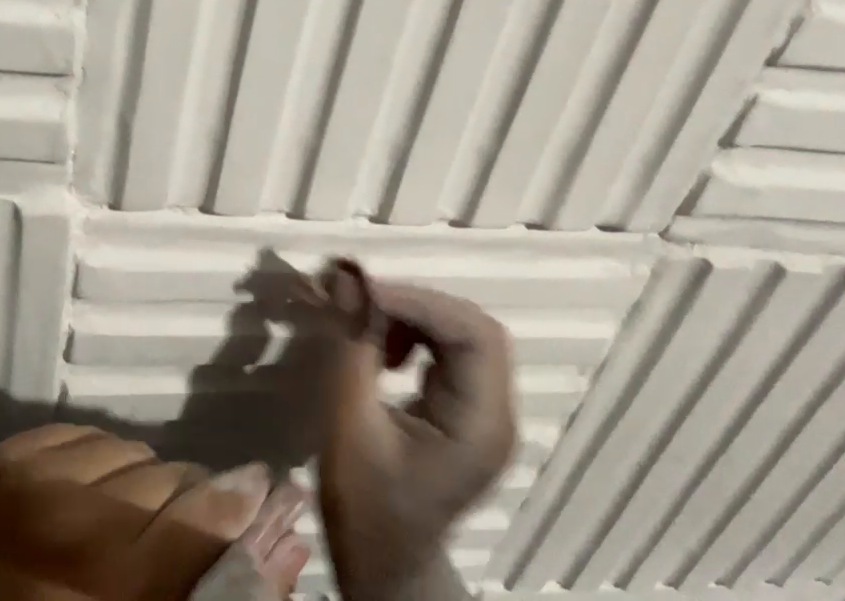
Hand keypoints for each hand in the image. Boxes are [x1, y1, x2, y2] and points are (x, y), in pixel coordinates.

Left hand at [0, 424, 310, 600]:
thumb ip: (220, 591)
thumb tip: (291, 541)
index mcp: (113, 575)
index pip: (207, 512)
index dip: (244, 500)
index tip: (266, 490)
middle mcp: (74, 511)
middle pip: (170, 475)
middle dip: (183, 499)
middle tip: (169, 529)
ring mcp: (33, 475)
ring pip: (129, 448)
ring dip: (136, 479)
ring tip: (120, 514)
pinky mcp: (7, 453)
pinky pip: (83, 433)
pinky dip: (94, 461)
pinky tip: (82, 495)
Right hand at [311, 259, 517, 600]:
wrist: (384, 566)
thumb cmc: (366, 506)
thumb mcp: (350, 426)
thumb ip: (353, 348)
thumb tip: (347, 279)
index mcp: (481, 424)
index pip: (472, 334)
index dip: (418, 301)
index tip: (360, 290)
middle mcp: (497, 413)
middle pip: (474, 329)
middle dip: (416, 305)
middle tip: (362, 301)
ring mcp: (485, 413)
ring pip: (464, 336)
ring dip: (415, 319)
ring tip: (370, 327)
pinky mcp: (466, 413)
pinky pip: (451, 354)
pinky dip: (417, 338)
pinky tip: (385, 352)